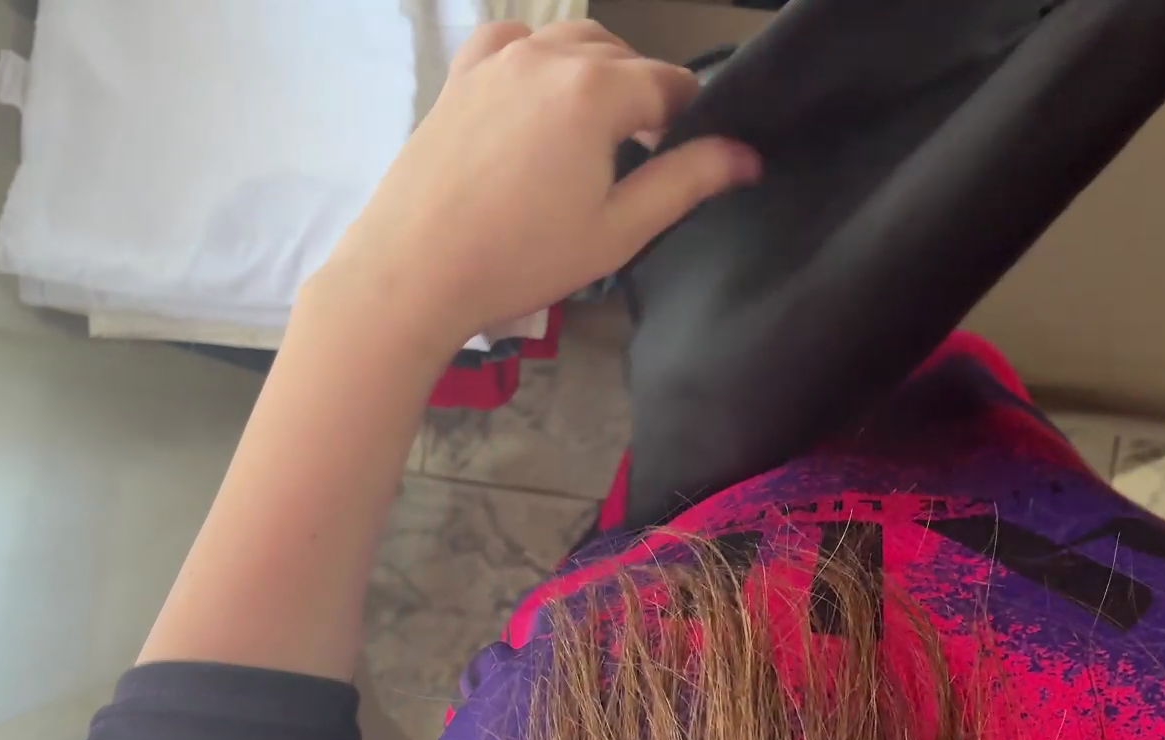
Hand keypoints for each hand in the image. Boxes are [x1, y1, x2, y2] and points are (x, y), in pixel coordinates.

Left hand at [315, 20, 761, 347]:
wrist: (416, 270)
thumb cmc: (524, 258)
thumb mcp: (618, 231)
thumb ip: (686, 184)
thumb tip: (748, 156)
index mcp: (596, 90)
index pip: (669, 84)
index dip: (690, 118)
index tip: (686, 157)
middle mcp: (548, 55)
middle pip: (623, 58)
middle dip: (645, 97)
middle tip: (642, 158)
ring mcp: (498, 59)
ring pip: (571, 44)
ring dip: (599, 75)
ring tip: (597, 133)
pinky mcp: (461, 76)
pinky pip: (516, 43)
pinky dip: (543, 61)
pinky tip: (541, 98)